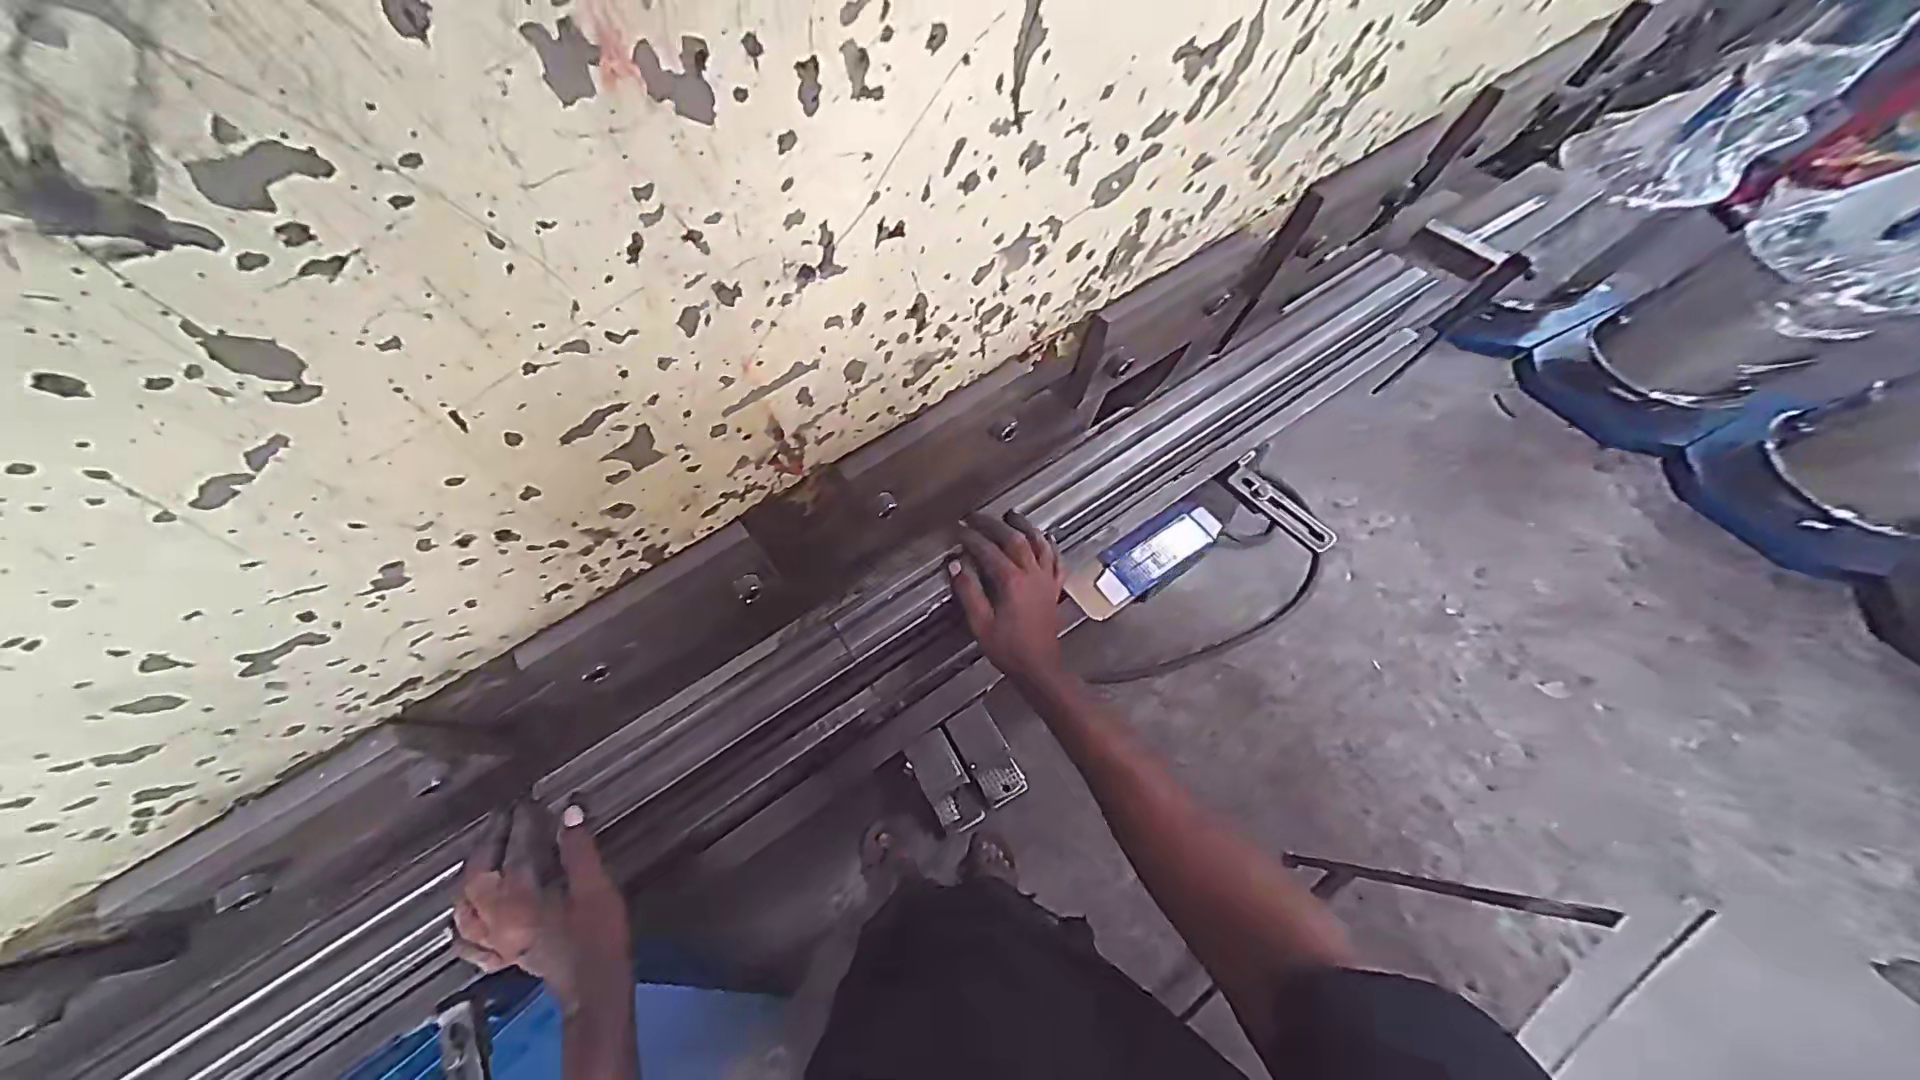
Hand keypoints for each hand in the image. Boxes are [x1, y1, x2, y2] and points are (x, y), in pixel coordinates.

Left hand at [452, 800, 631, 1012]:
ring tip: (485, 850)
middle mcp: (495, 922)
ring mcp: (492, 942)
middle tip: (505, 816)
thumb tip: (570, 809)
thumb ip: (579, 848)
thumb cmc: (599, 932)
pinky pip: (466, 939)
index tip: (532, 800)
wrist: (595, 982)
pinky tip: (462, 912)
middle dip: (490, 842)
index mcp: (519, 903)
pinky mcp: (497, 955)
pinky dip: (461, 922)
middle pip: (479, 877)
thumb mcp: (596, 885)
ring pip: (465, 905)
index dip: (524, 823)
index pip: (516, 853)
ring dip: (471, 874)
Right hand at [951, 511, 1067, 684]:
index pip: (988, 550)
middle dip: (993, 524)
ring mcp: (1046, 581)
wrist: (1039, 667)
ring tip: (1011, 515)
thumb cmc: (1010, 650)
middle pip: (1014, 538)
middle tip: (976, 517)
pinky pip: (1055, 560)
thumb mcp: (980, 623)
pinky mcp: (1054, 589)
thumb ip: (968, 591)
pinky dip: (1050, 546)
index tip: (960, 532)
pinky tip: (1046, 539)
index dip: (972, 538)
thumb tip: (957, 565)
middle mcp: (1032, 576)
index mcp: (1011, 582)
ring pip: (1038, 543)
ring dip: (1024, 526)